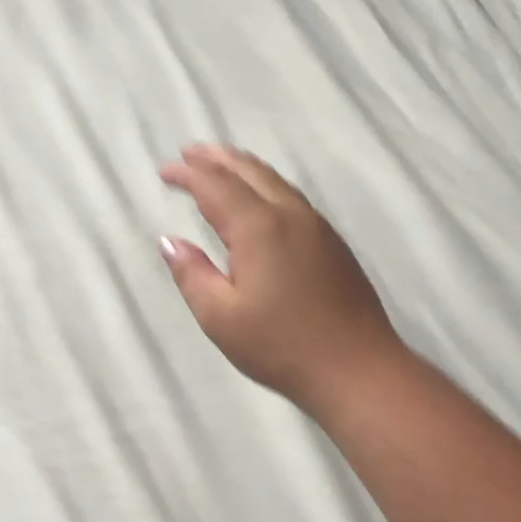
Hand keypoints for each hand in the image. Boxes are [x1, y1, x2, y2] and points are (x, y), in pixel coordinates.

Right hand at [158, 145, 400, 405]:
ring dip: (243, 168)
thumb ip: (192, 274)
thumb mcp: (220, 317)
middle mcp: (290, 215)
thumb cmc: (280, 346)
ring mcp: (317, 227)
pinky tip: (260, 198)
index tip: (164, 170)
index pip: (216, 186)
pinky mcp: (332, 243)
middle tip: (189, 153)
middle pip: (249, 172)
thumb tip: (170, 241)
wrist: (356, 368)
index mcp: (258, 228)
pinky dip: (265, 184)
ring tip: (220, 165)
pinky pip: (291, 196)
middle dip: (216, 159)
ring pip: (275, 181)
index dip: (188, 174)